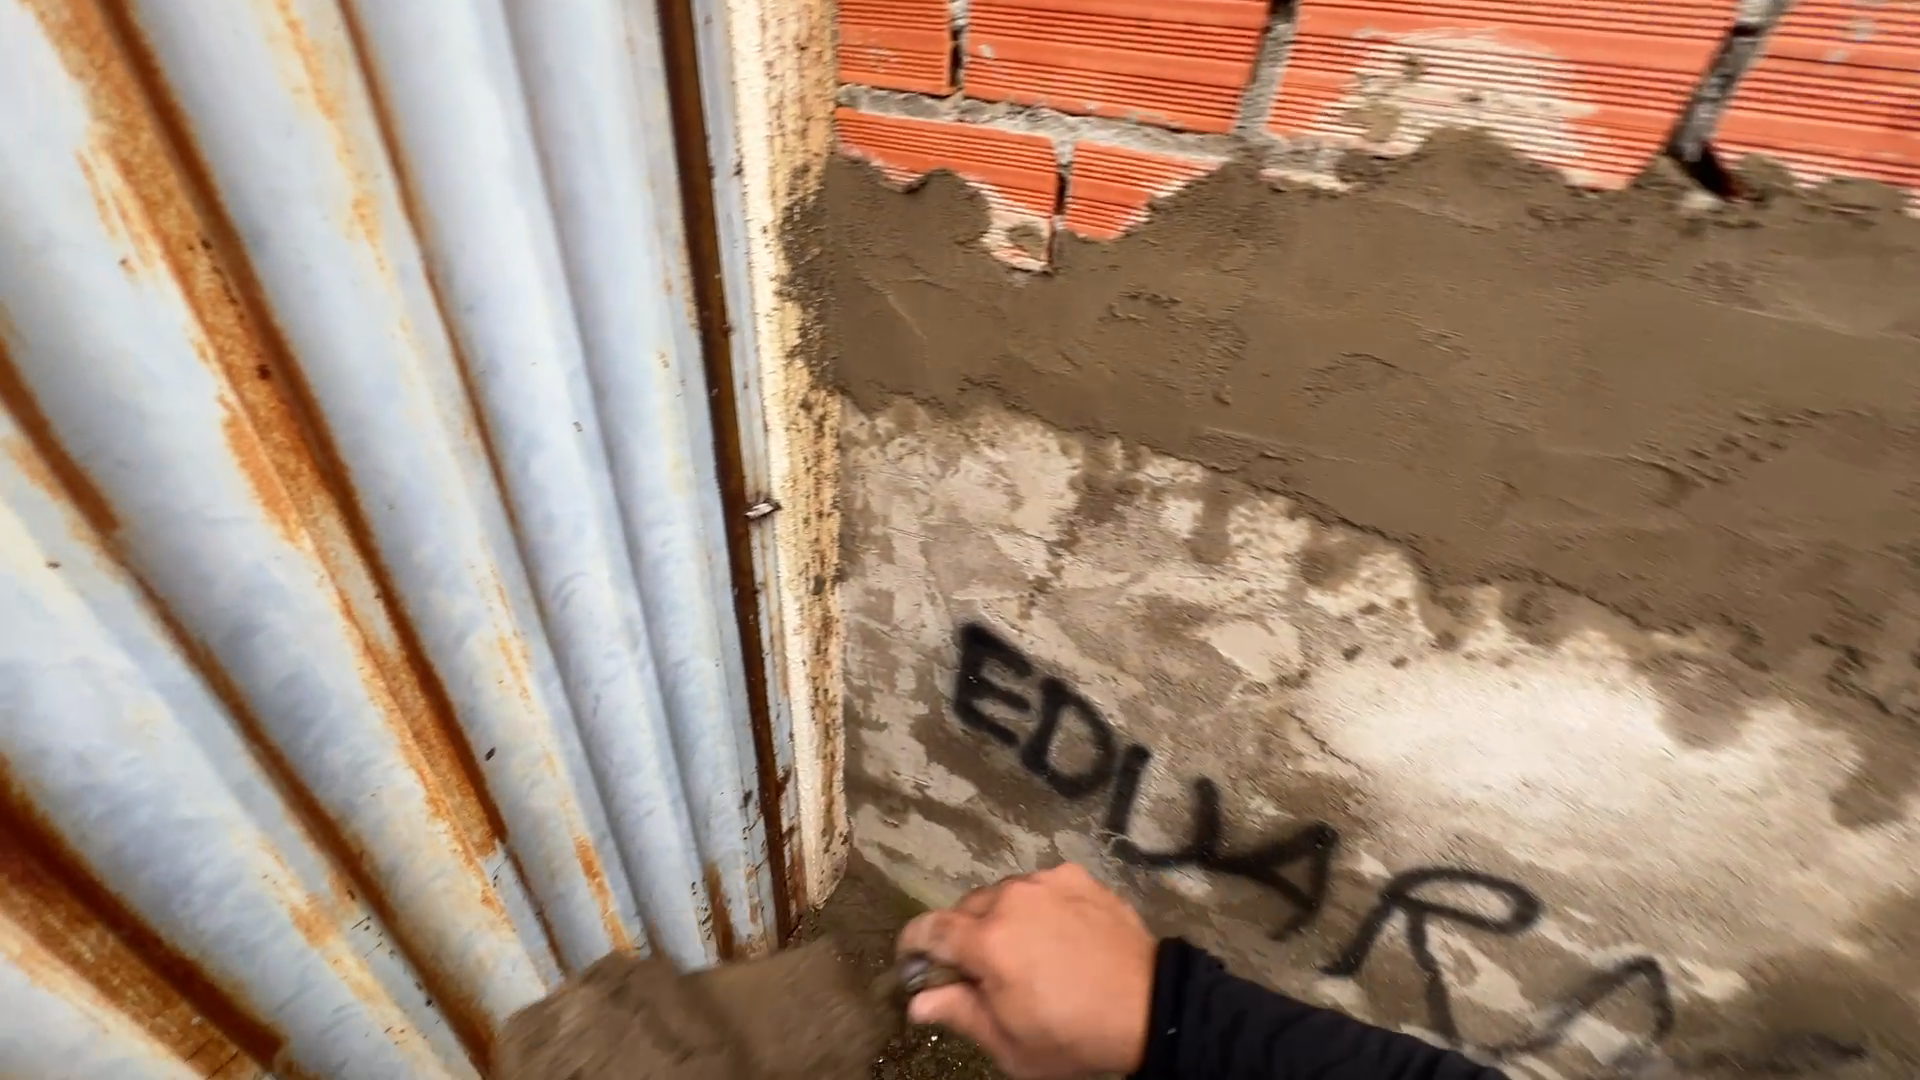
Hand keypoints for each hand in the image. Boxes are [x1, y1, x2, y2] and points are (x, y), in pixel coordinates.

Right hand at [896, 863, 1157, 1078]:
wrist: (1149, 1005)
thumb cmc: (1073, 1035)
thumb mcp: (1011, 1044)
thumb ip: (959, 1013)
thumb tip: (917, 1001)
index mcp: (988, 941)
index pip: (931, 928)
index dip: (913, 941)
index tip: (910, 956)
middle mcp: (1010, 898)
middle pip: (965, 909)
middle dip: (962, 935)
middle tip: (977, 966)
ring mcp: (1044, 880)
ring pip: (1002, 893)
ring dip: (999, 916)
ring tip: (1023, 948)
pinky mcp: (1073, 874)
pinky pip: (1038, 885)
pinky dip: (1035, 904)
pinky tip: (1054, 931)